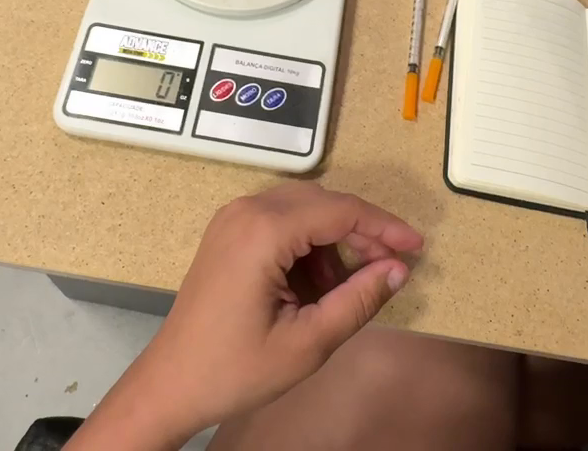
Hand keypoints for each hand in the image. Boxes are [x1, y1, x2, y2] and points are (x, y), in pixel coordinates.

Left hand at [74, 183, 422, 446]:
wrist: (170, 384)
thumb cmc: (235, 369)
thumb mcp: (307, 343)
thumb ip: (358, 301)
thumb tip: (399, 269)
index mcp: (264, 230)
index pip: (340, 211)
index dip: (385, 226)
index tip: (417, 246)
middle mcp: (247, 208)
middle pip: (323, 202)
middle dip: (362, 231)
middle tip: (391, 268)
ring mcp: (234, 216)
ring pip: (304, 208)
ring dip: (334, 239)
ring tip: (346, 288)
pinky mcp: (229, 229)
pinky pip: (282, 219)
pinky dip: (308, 244)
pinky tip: (315, 284)